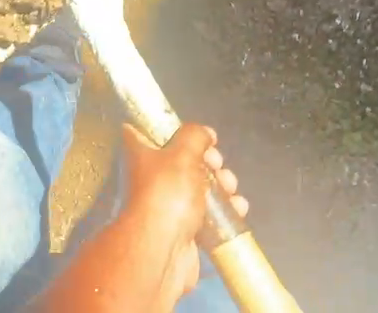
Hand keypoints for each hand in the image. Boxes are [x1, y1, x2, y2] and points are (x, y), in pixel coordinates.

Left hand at [32, 123, 248, 312]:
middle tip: (217, 165)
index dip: (175, 130)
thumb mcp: (182, 153)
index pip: (150, 130)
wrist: (162, 248)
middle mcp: (149, 174)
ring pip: (198, 185)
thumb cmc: (166, 192)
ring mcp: (166, 202)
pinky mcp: (183, 226)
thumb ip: (194, 136)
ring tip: (230, 189)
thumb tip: (205, 133)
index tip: (197, 135)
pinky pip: (206, 212)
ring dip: (220, 184)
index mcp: (139, 151)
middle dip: (209, 161)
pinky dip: (223, 209)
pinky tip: (238, 208)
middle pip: (183, 158)